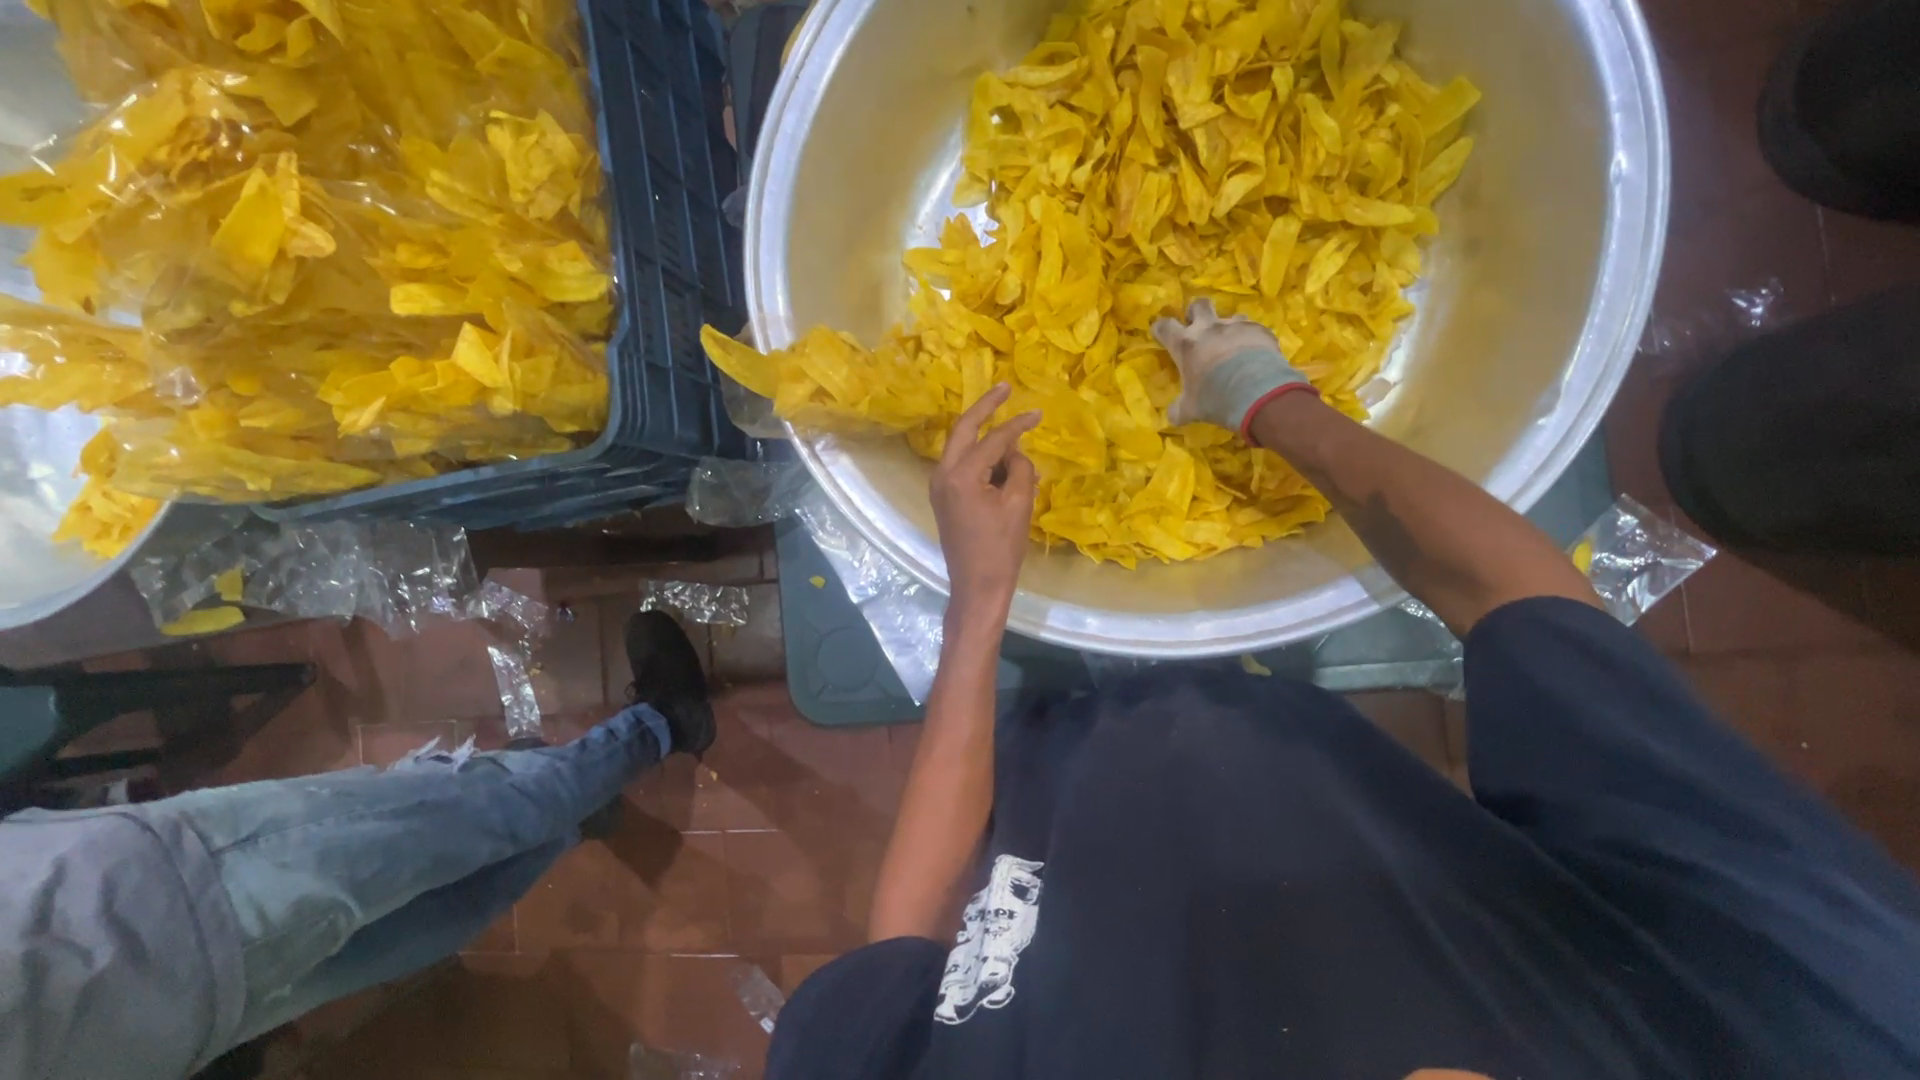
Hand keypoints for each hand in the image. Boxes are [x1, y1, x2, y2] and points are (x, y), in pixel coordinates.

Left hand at [931, 384, 1040, 610]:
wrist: (977, 587)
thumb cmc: (1001, 549)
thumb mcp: (1019, 504)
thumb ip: (1019, 468)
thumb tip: (1014, 452)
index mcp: (960, 474)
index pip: (993, 439)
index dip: (1018, 424)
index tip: (1038, 413)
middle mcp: (942, 474)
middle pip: (963, 429)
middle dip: (985, 408)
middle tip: (1005, 388)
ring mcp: (939, 487)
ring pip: (962, 448)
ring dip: (987, 440)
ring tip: (1017, 439)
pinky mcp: (943, 499)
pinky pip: (962, 467)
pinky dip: (983, 461)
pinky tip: (1006, 465)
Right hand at [1151, 297, 1317, 439]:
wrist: (1257, 392)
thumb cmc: (1215, 399)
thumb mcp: (1191, 410)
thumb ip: (1179, 409)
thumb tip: (1172, 416)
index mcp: (1186, 344)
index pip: (1165, 326)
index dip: (1161, 328)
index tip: (1161, 332)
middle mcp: (1209, 328)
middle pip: (1199, 304)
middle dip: (1197, 312)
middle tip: (1199, 327)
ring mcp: (1236, 326)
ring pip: (1231, 315)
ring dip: (1229, 327)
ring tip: (1233, 344)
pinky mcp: (1260, 330)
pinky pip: (1254, 329)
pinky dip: (1252, 339)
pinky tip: (1256, 354)